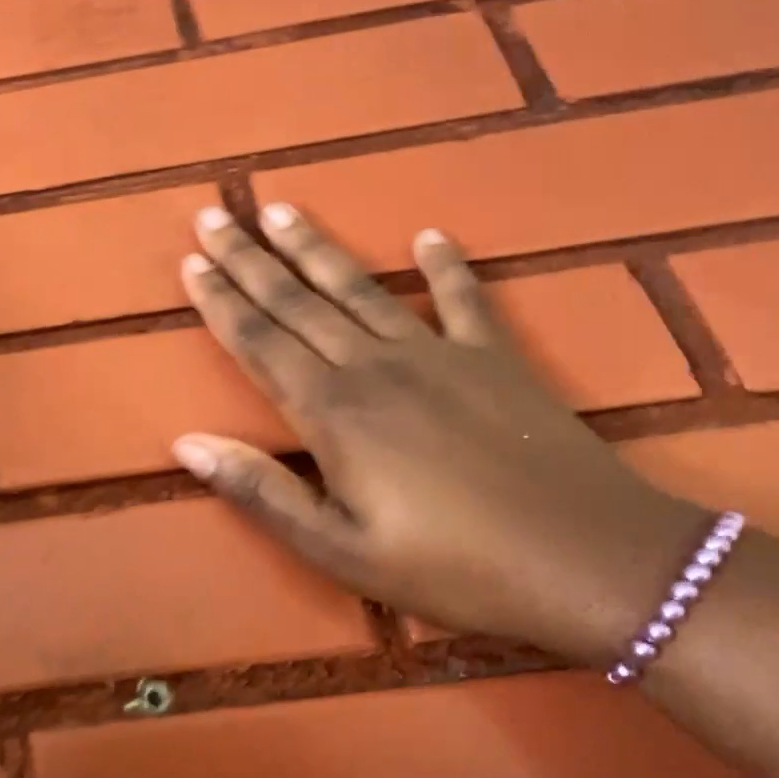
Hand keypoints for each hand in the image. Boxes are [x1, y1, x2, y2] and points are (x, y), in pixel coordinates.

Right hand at [173, 204, 708, 664]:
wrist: (592, 561)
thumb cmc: (450, 567)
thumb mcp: (337, 549)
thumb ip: (261, 491)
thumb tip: (186, 442)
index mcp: (333, 413)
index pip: (259, 342)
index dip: (221, 301)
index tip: (191, 261)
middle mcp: (376, 367)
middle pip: (298, 302)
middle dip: (250, 258)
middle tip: (214, 215)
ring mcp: (441, 356)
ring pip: (361, 289)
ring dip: (317, 248)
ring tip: (282, 209)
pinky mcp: (497, 360)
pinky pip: (463, 299)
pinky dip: (445, 266)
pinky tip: (429, 236)